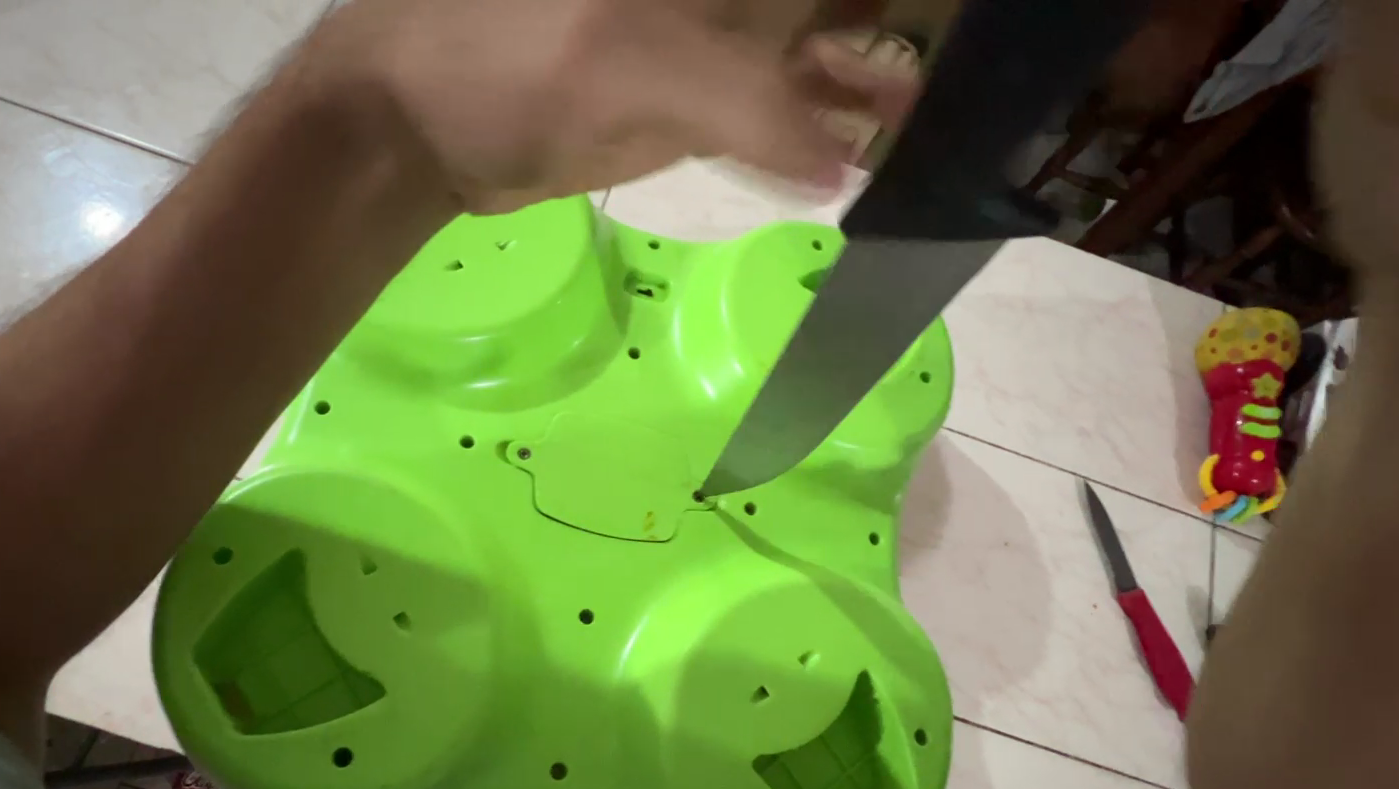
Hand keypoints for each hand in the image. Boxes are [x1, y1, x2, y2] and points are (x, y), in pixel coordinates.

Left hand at [297, 0, 922, 213]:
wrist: (426, 129)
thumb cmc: (510, 58)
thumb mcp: (636, 64)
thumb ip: (749, 100)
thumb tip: (840, 161)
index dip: (890, 1)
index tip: (965, 24)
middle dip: (897, 26)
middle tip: (971, 76)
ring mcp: (708, 31)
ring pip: (813, 44)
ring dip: (870, 81)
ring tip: (931, 123)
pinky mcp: (690, 94)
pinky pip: (773, 105)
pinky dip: (816, 128)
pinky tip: (857, 156)